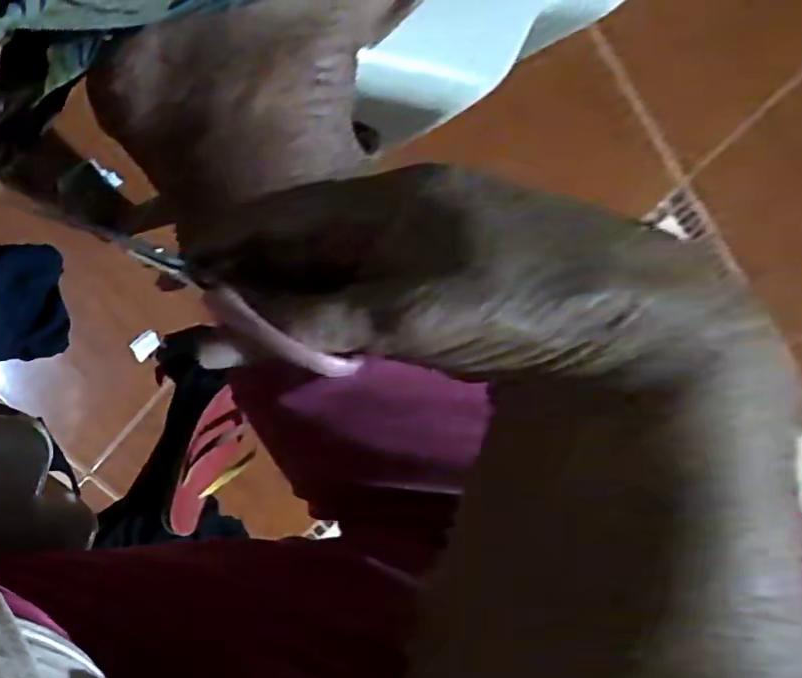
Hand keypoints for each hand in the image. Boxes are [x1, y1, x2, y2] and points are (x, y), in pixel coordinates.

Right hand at [183, 165, 775, 387]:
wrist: (630, 329)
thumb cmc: (514, 304)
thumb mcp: (397, 316)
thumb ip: (303, 321)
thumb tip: (218, 328)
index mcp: (383, 204)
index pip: (276, 217)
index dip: (218, 246)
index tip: (170, 278)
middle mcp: (385, 220)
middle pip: (286, 250)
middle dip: (234, 289)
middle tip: (190, 328)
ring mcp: (402, 253)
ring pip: (308, 280)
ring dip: (262, 315)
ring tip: (213, 348)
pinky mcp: (413, 287)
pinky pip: (336, 301)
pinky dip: (300, 325)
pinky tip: (276, 346)